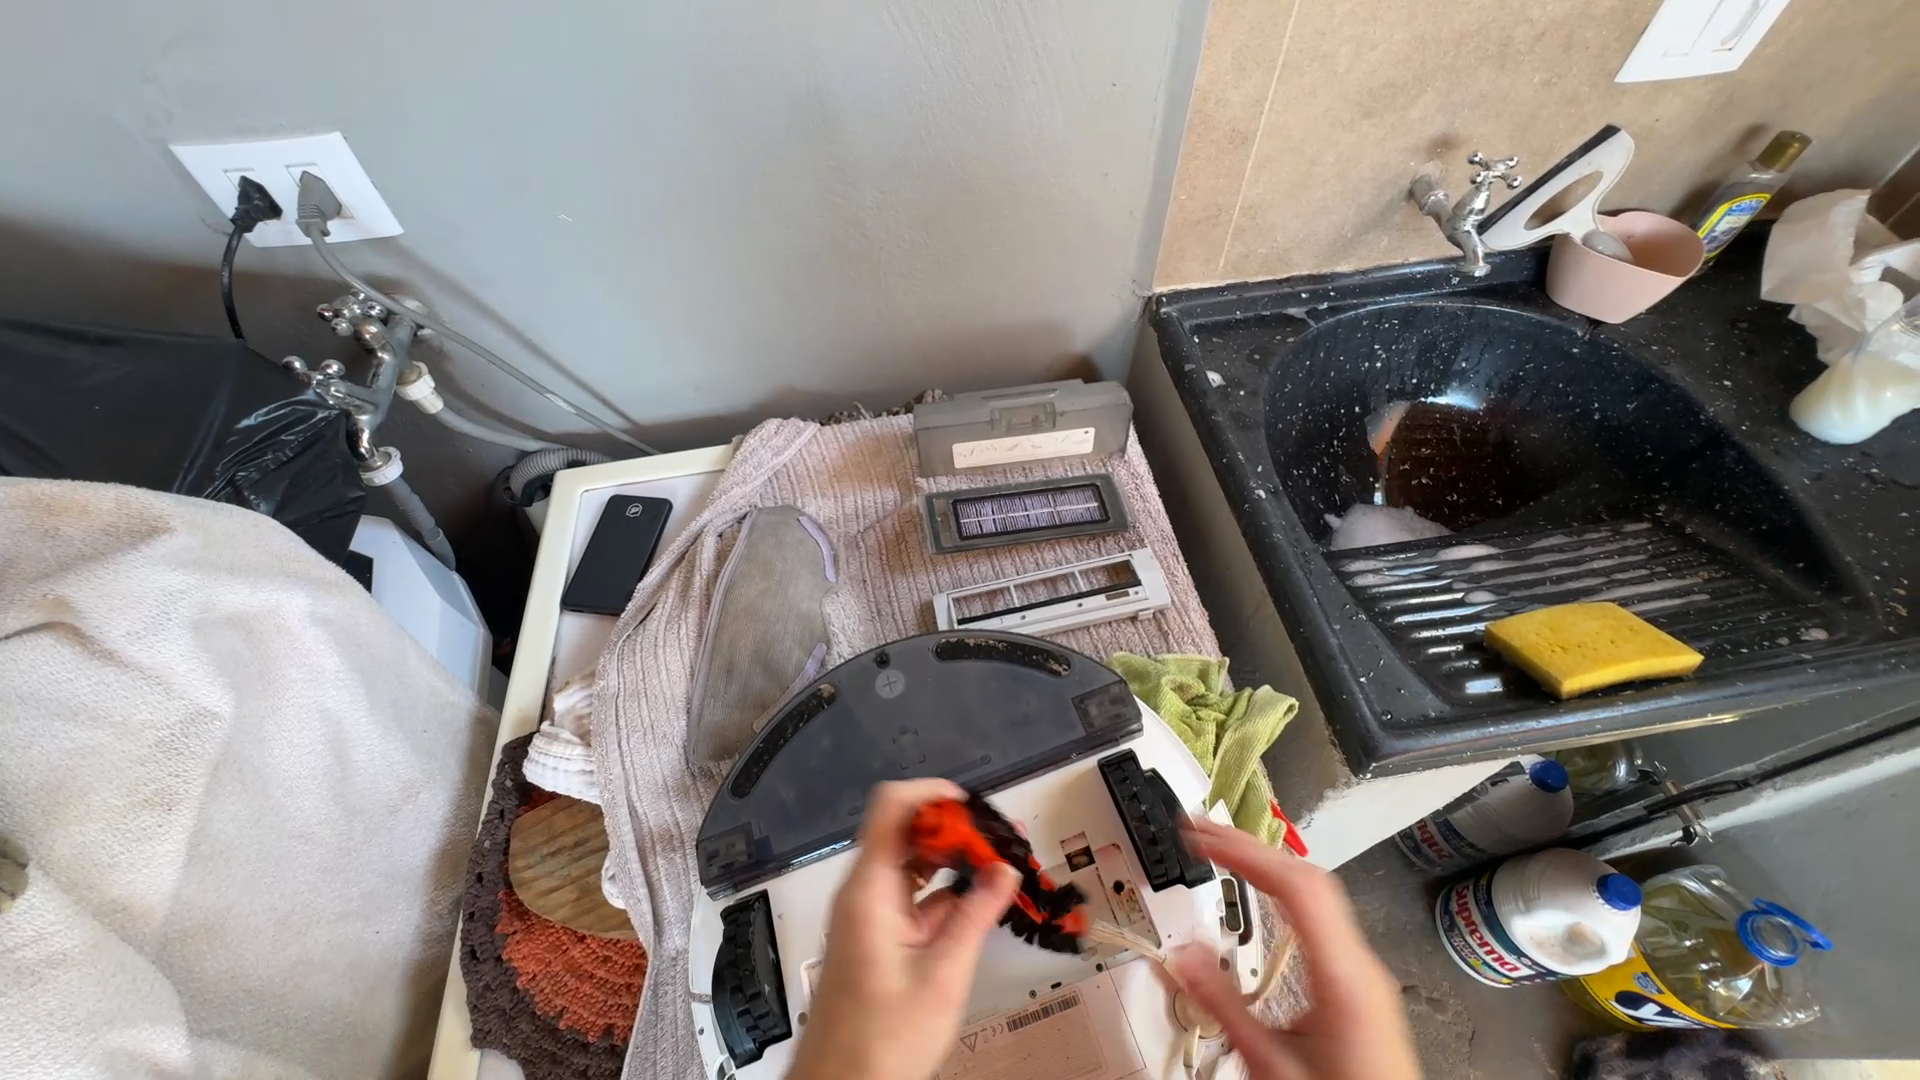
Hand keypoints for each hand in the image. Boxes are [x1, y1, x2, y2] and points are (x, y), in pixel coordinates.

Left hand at [787, 779, 1020, 1079]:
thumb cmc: (883, 1040)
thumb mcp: (941, 977)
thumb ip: (974, 917)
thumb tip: (1005, 869)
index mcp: (869, 888)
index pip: (893, 806)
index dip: (932, 794)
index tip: (975, 807)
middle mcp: (865, 890)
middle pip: (906, 831)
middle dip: (955, 827)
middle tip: (1002, 837)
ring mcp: (870, 912)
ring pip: (912, 862)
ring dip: (953, 858)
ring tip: (1001, 861)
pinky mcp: (878, 935)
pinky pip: (912, 895)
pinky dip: (945, 891)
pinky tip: (980, 900)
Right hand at [1169, 817, 1420, 1079]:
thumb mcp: (1272, 1066)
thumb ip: (1226, 1006)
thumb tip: (1182, 954)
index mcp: (1345, 978)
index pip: (1297, 887)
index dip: (1246, 853)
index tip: (1202, 838)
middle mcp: (1360, 965)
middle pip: (1306, 878)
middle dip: (1249, 846)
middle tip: (1199, 829)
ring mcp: (1362, 971)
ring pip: (1314, 891)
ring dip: (1264, 861)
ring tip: (1219, 848)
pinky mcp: (1357, 981)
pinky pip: (1318, 913)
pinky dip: (1280, 886)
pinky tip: (1258, 887)